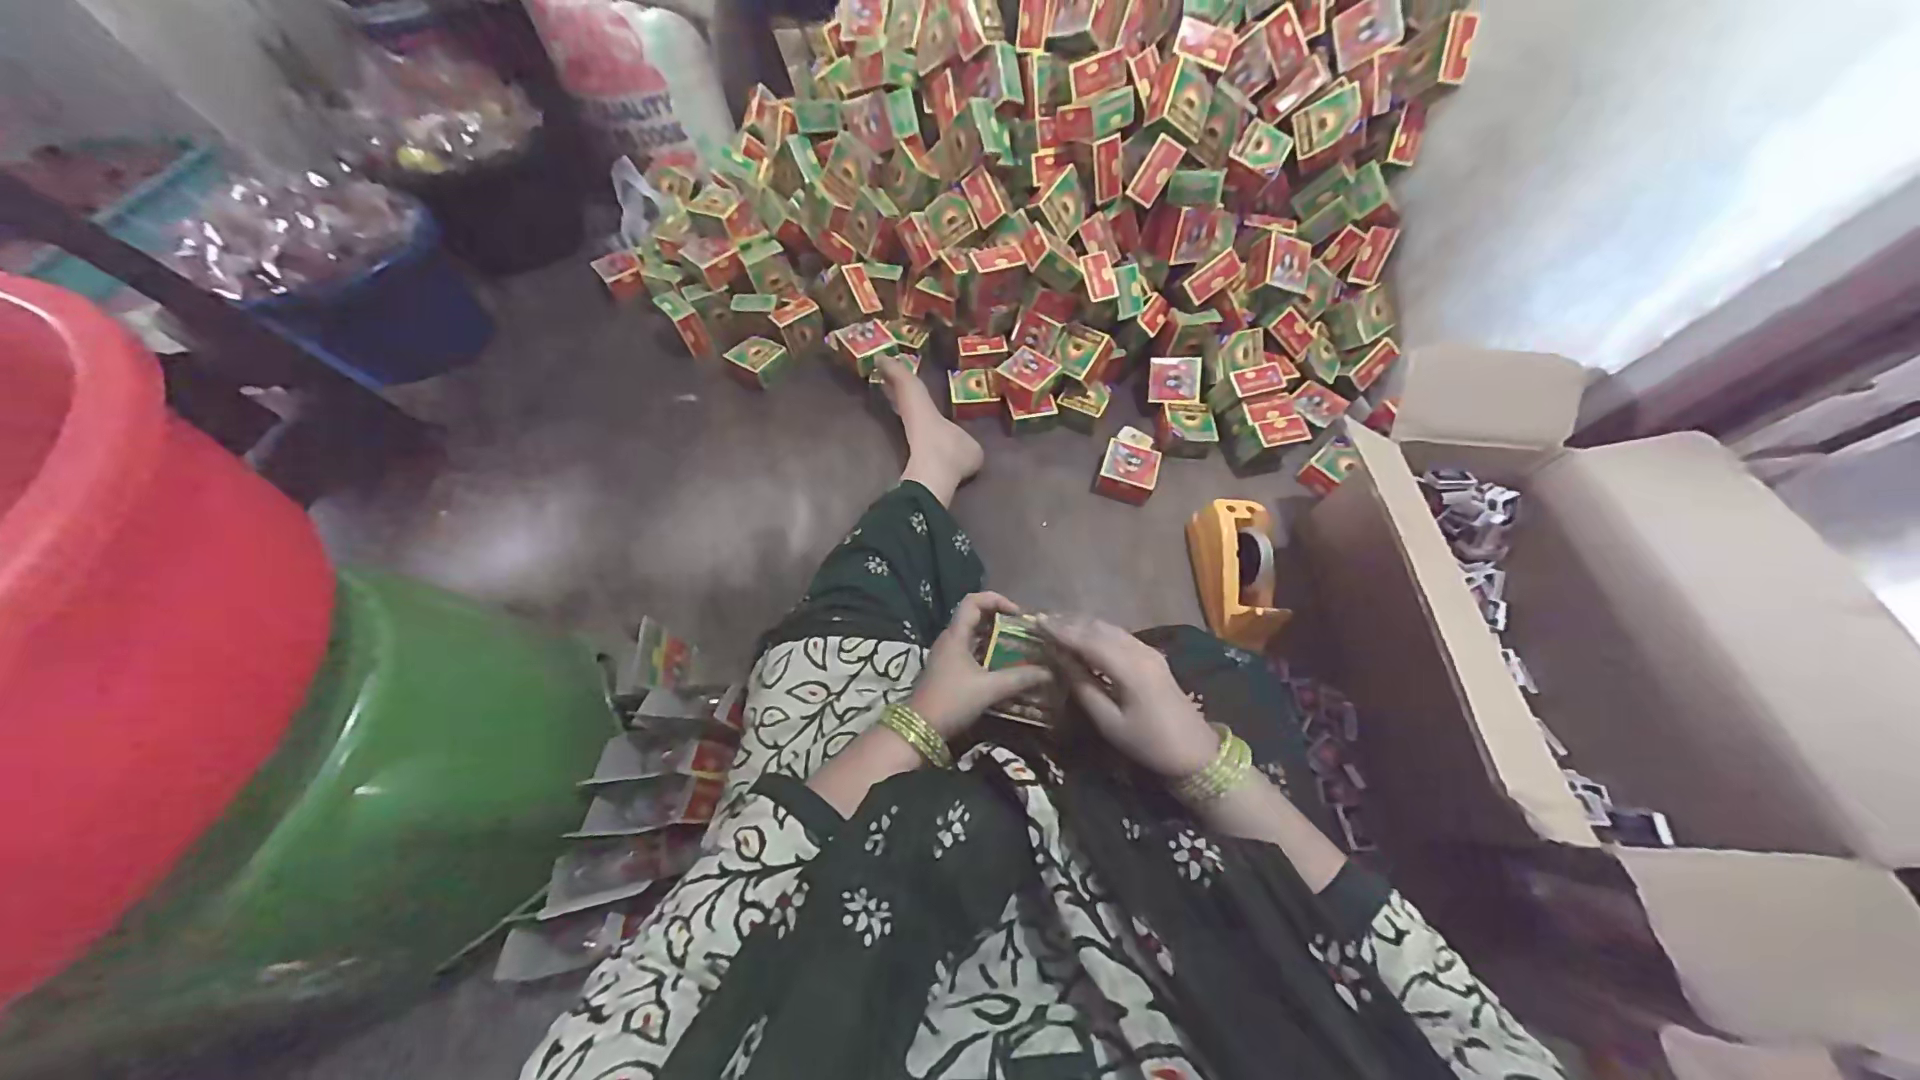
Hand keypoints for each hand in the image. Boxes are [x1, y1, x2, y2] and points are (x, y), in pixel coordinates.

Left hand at [909, 592, 1053, 736]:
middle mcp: (950, 639)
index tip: (1017, 614)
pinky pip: (971, 651)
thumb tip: (1049, 672)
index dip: (996, 600)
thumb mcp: (989, 689)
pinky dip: (988, 652)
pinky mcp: (948, 669)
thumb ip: (1019, 678)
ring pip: (974, 635)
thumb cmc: (952, 701)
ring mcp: (948, 655)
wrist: (920, 729)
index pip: (973, 601)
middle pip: (975, 616)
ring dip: (996, 637)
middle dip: (1000, 619)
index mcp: (956, 635)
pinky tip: (1005, 666)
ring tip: (1020, 647)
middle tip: (1024, 631)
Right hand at [1037, 615, 1218, 776]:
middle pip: (1099, 628)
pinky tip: (1084, 636)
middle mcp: (1139, 651)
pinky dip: (1097, 631)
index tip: (1036, 622)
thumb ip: (1083, 687)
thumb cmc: (1149, 743)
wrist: (1196, 752)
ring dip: (1082, 624)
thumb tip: (1059, 659)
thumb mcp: (1109, 722)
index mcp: (1129, 668)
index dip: (1060, 630)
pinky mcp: (1152, 656)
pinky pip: (1119, 635)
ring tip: (1056, 625)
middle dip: (1068, 623)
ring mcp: (1149, 651)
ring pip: (1109, 628)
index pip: (1088, 640)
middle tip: (1041, 621)